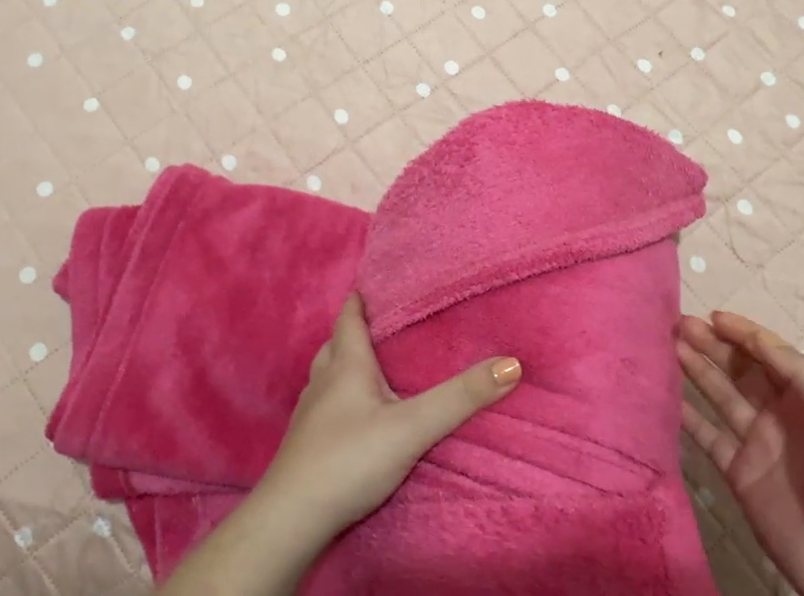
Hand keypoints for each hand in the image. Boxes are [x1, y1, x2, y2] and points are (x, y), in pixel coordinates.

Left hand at [257, 293, 521, 537]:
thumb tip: (512, 363)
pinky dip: (341, 399)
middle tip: (383, 325)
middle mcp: (323, 382)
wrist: (291, 519)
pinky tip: (356, 416)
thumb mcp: (413, 427)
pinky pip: (325, 406)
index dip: (361, 299)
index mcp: (346, 366)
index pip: (350, 318)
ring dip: (346, 365)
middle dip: (356, 331)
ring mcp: (310, 415)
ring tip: (373, 367)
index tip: (376, 284)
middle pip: (337, 344)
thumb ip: (460, 397)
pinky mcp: (306, 445)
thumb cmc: (349, 460)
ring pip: (328, 376)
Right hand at [677, 313, 803, 595]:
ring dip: (697, 369)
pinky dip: (687, 413)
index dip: (744, 333)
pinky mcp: (736, 471)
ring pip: (720, 395)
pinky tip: (666, 393)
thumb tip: (758, 339)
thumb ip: (801, 375)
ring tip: (670, 345)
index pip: (771, 355)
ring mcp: (756, 443)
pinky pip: (706, 434)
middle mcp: (781, 414)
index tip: (713, 316)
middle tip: (680, 324)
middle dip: (713, 345)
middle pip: (741, 370)